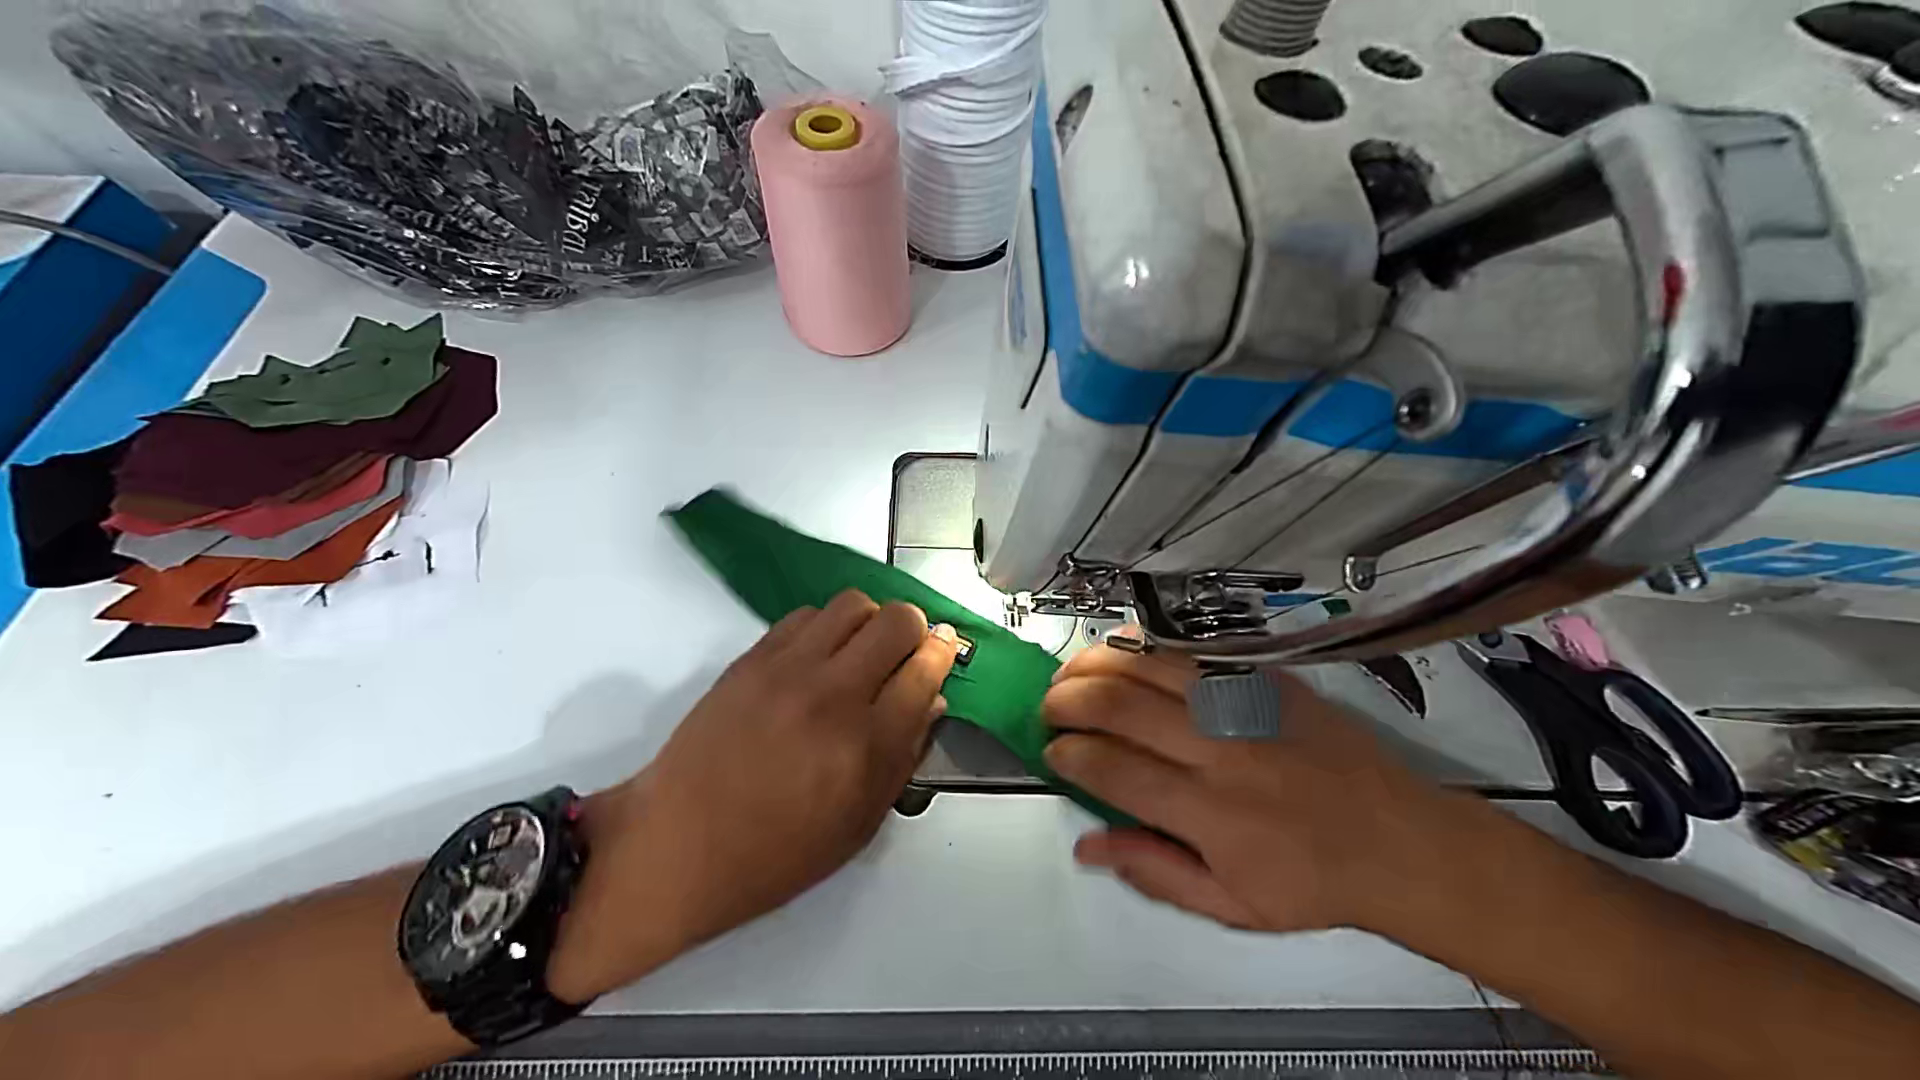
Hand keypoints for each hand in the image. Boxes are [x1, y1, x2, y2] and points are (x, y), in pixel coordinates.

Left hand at [549, 589, 956, 999]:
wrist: (677, 844)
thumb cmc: (776, 852)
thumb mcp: (859, 824)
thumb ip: (903, 758)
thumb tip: (930, 700)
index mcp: (866, 745)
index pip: (926, 669)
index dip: (944, 653)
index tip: (944, 652)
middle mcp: (833, 695)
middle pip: (898, 621)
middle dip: (915, 630)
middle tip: (906, 651)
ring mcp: (788, 669)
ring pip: (854, 604)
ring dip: (871, 620)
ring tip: (862, 650)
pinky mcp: (752, 658)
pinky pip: (806, 615)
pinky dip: (826, 626)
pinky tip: (819, 655)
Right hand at [1043, 641, 1481, 934]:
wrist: (1401, 841)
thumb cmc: (1314, 882)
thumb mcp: (1230, 904)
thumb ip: (1152, 871)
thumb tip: (1088, 843)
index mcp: (1210, 811)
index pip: (1113, 769)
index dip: (1069, 756)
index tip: (1053, 754)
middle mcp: (1221, 748)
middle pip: (1120, 705)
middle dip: (1067, 701)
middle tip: (1049, 709)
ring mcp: (1243, 704)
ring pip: (1149, 666)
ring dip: (1095, 664)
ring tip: (1069, 674)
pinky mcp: (1264, 678)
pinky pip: (1189, 651)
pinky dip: (1143, 647)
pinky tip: (1120, 652)